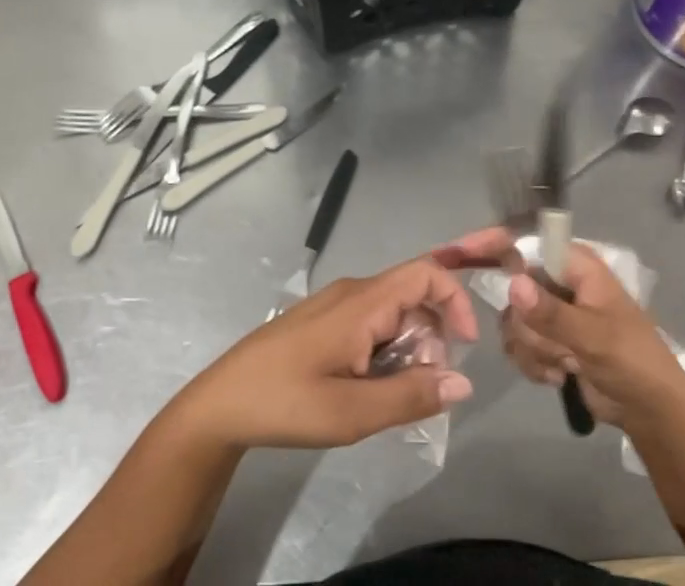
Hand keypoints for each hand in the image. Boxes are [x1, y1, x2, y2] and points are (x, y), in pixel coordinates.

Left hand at [174, 257, 478, 449]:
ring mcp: (333, 307)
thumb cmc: (284, 403)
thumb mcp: (353, 412)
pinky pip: (369, 326)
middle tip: (419, 389)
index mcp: (362, 302)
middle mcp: (351, 293)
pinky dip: (383, 354)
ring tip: (388, 397)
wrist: (219, 406)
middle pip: (413, 298)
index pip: (426, 273)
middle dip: (431, 339)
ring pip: (392, 315)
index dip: (456, 301)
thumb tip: (463, 383)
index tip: (466, 345)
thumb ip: (411, 396)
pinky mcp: (321, 323)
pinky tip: (366, 390)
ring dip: (406, 351)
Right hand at [437, 227, 684, 429]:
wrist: (648, 411)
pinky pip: (518, 346)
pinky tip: (560, 377)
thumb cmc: (633, 361)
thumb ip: (551, 312)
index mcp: (577, 266)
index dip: (492, 243)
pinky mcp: (548, 343)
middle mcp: (560, 283)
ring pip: (513, 324)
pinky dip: (535, 365)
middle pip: (514, 292)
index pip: (527, 242)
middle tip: (563, 347)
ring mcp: (552, 314)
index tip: (457, 252)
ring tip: (567, 365)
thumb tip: (513, 283)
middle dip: (532, 329)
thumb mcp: (594, 336)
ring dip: (536, 351)